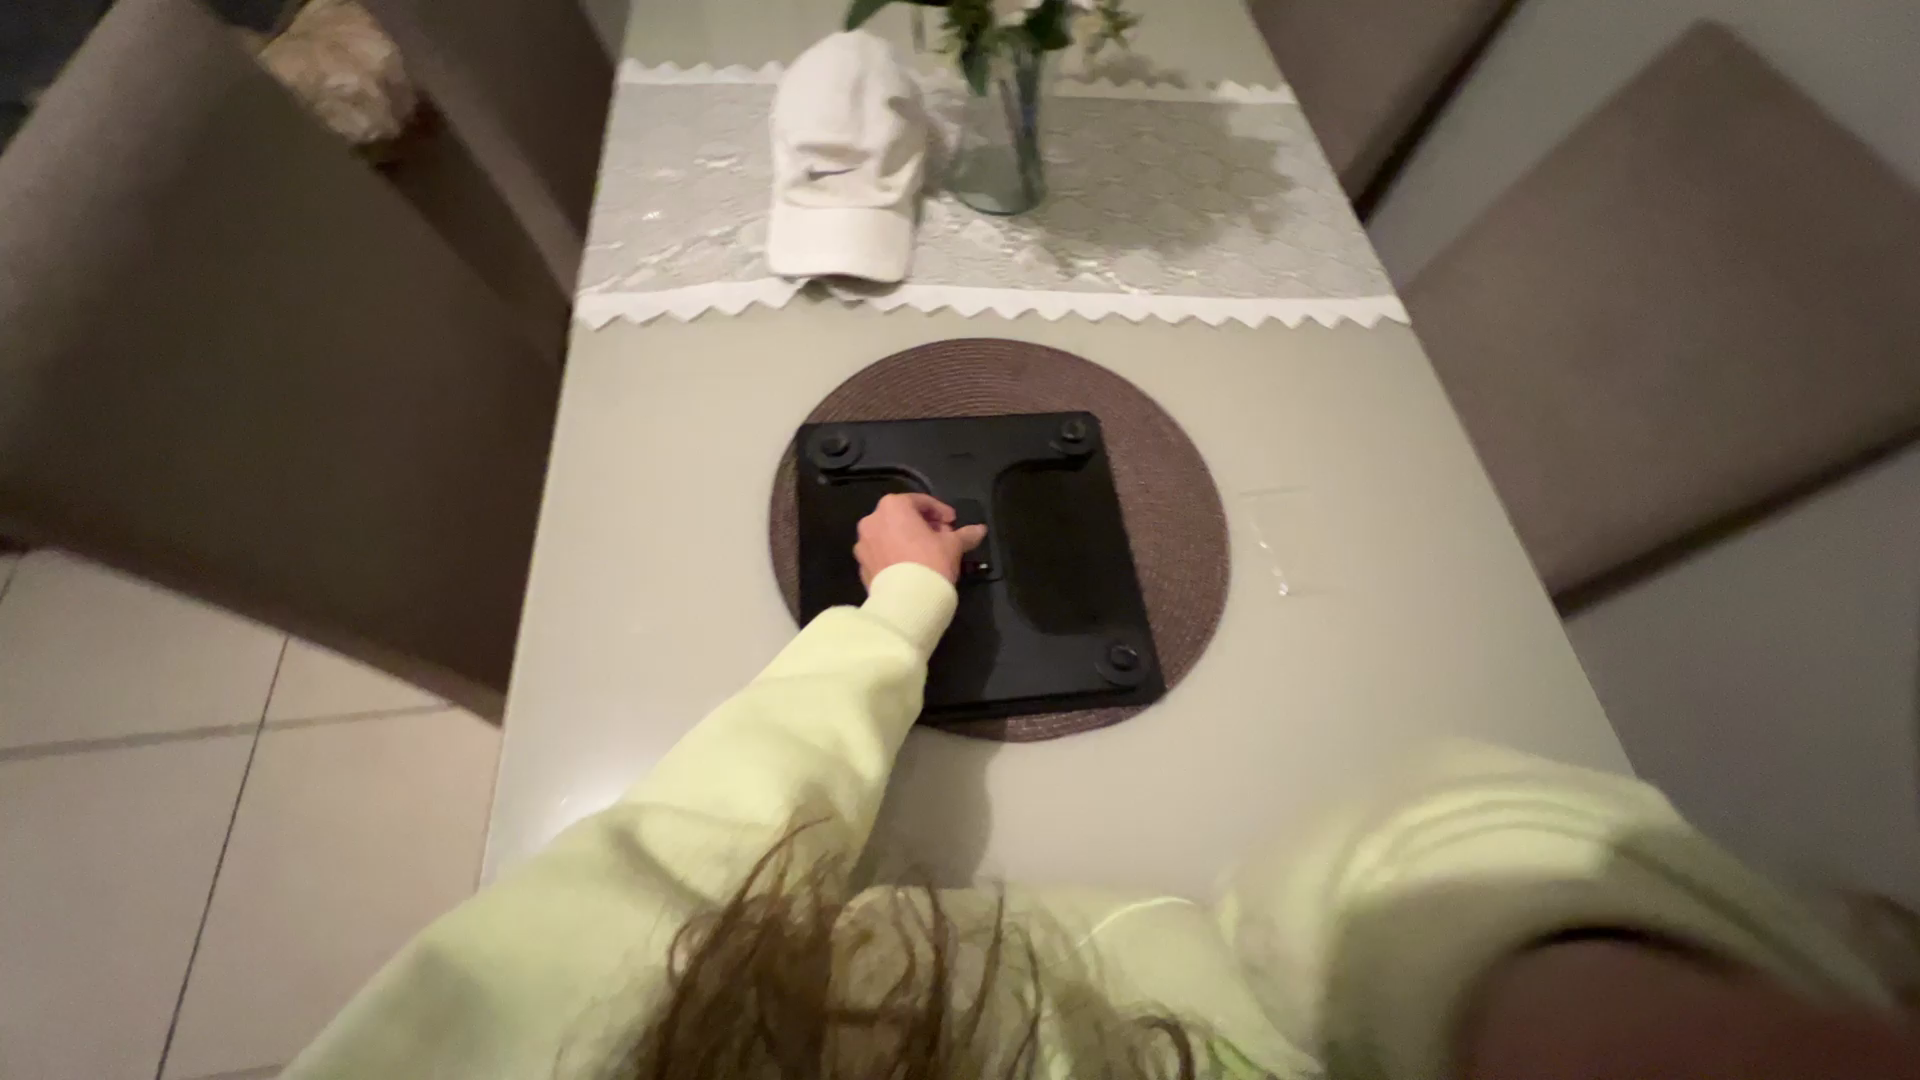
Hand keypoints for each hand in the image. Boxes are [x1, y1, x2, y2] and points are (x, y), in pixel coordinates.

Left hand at [854, 493, 987, 587]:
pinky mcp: (861, 566)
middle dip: (923, 525)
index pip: (921, 502)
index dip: (940, 511)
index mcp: (893, 507)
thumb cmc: (930, 563)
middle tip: (942, 538)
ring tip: (927, 554)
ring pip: (889, 535)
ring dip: (907, 540)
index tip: (953, 522)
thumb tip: (981, 529)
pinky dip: (895, 556)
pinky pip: (882, 554)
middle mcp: (872, 520)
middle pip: (902, 517)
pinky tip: (911, 568)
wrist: (906, 602)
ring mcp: (862, 544)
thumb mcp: (953, 546)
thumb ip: (966, 534)